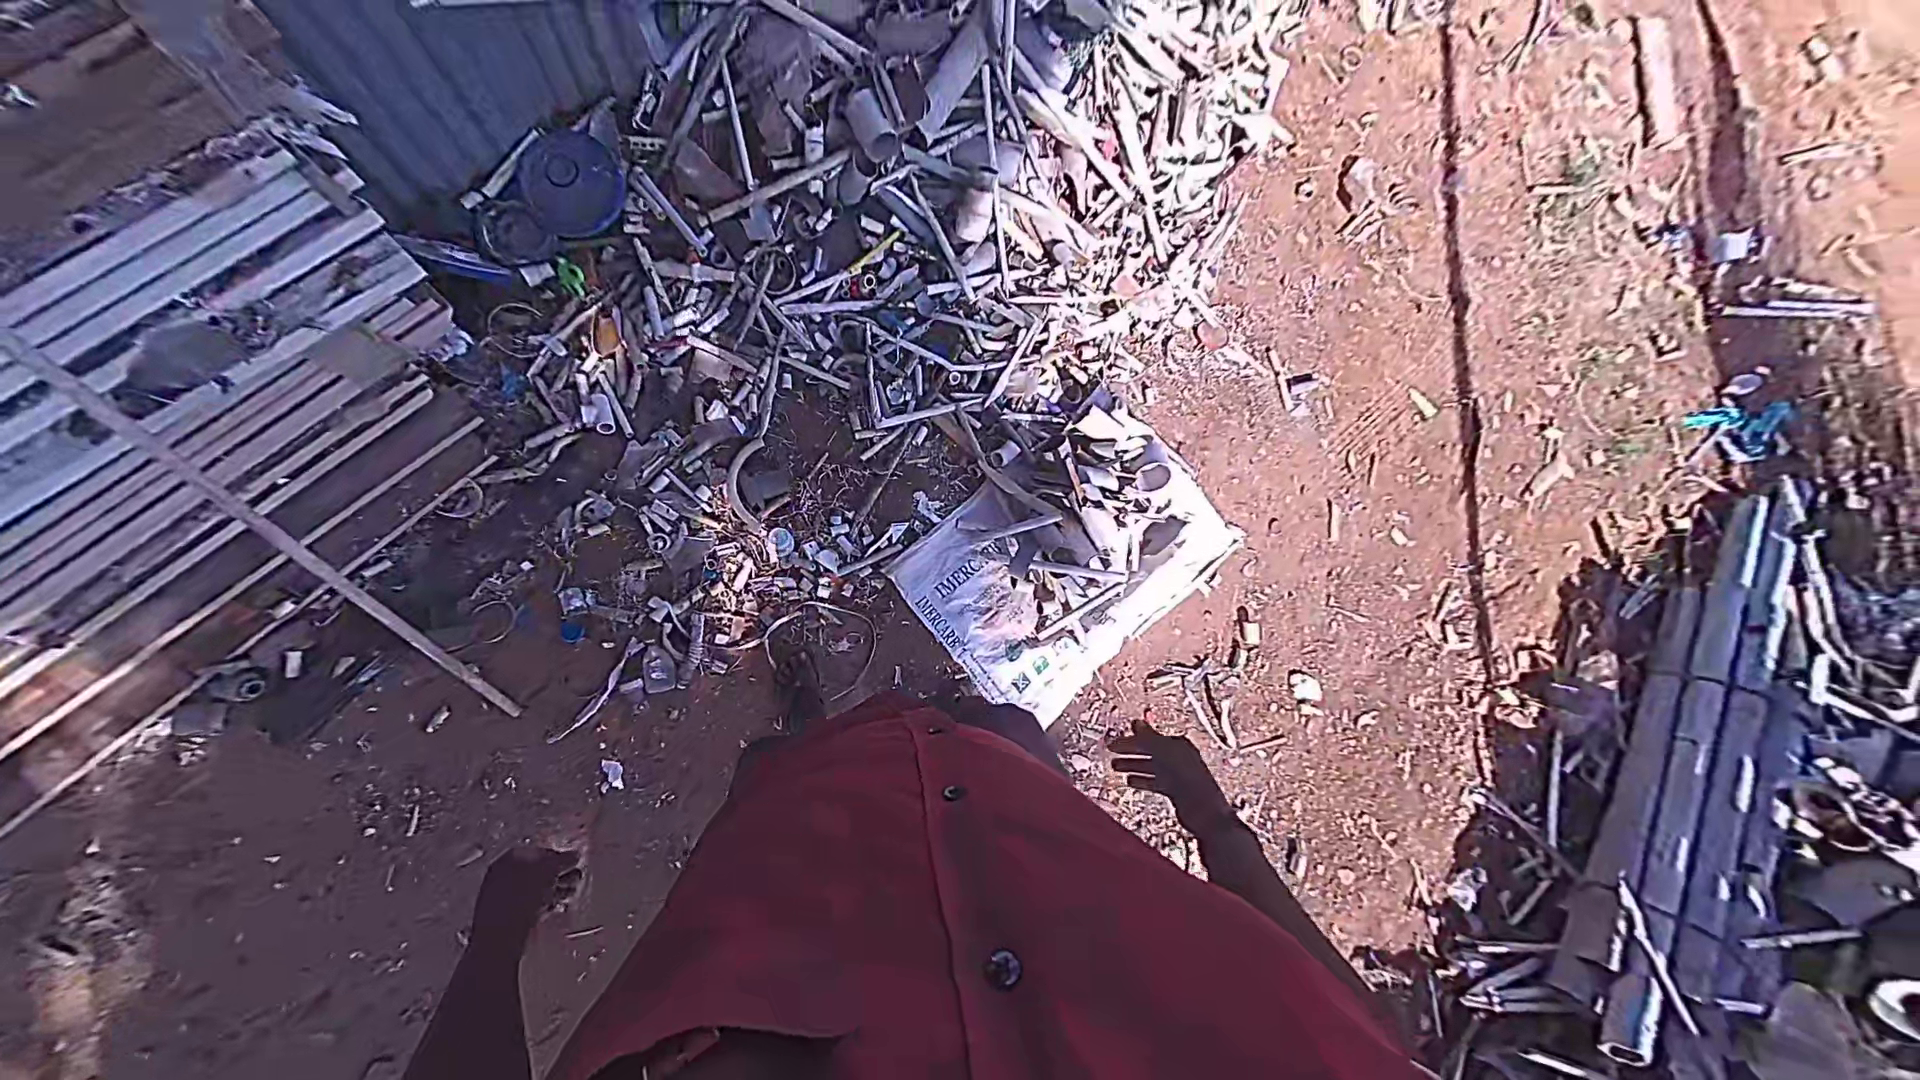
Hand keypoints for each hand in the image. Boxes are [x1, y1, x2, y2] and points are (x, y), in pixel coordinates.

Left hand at [471, 846, 578, 946]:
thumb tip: (574, 856)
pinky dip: (545, 904)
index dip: (558, 855)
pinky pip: (531, 904)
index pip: (539, 850)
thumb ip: (565, 858)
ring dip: (555, 889)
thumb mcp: (551, 868)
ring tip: (569, 892)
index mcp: (510, 858)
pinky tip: (555, 906)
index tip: (572, 861)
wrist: (503, 933)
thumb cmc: (522, 894)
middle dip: (558, 874)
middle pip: (538, 870)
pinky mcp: (506, 918)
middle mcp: (502, 875)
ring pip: (536, 888)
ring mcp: (502, 897)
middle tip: (574, 877)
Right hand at [1107, 716, 1238, 838]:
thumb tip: (1136, 722)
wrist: (1204, 812)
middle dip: (1130, 751)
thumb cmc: (1188, 779)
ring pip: (1150, 766)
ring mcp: (1177, 774)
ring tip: (1115, 767)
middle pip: (1149, 751)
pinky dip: (1142, 780)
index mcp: (1178, 745)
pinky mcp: (1176, 791)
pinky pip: (1154, 781)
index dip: (1130, 739)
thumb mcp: (1164, 753)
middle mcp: (1178, 757)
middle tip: (1111, 751)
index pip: (1149, 738)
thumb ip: (1148, 738)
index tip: (1114, 741)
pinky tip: (1131, 781)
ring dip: (1133, 765)